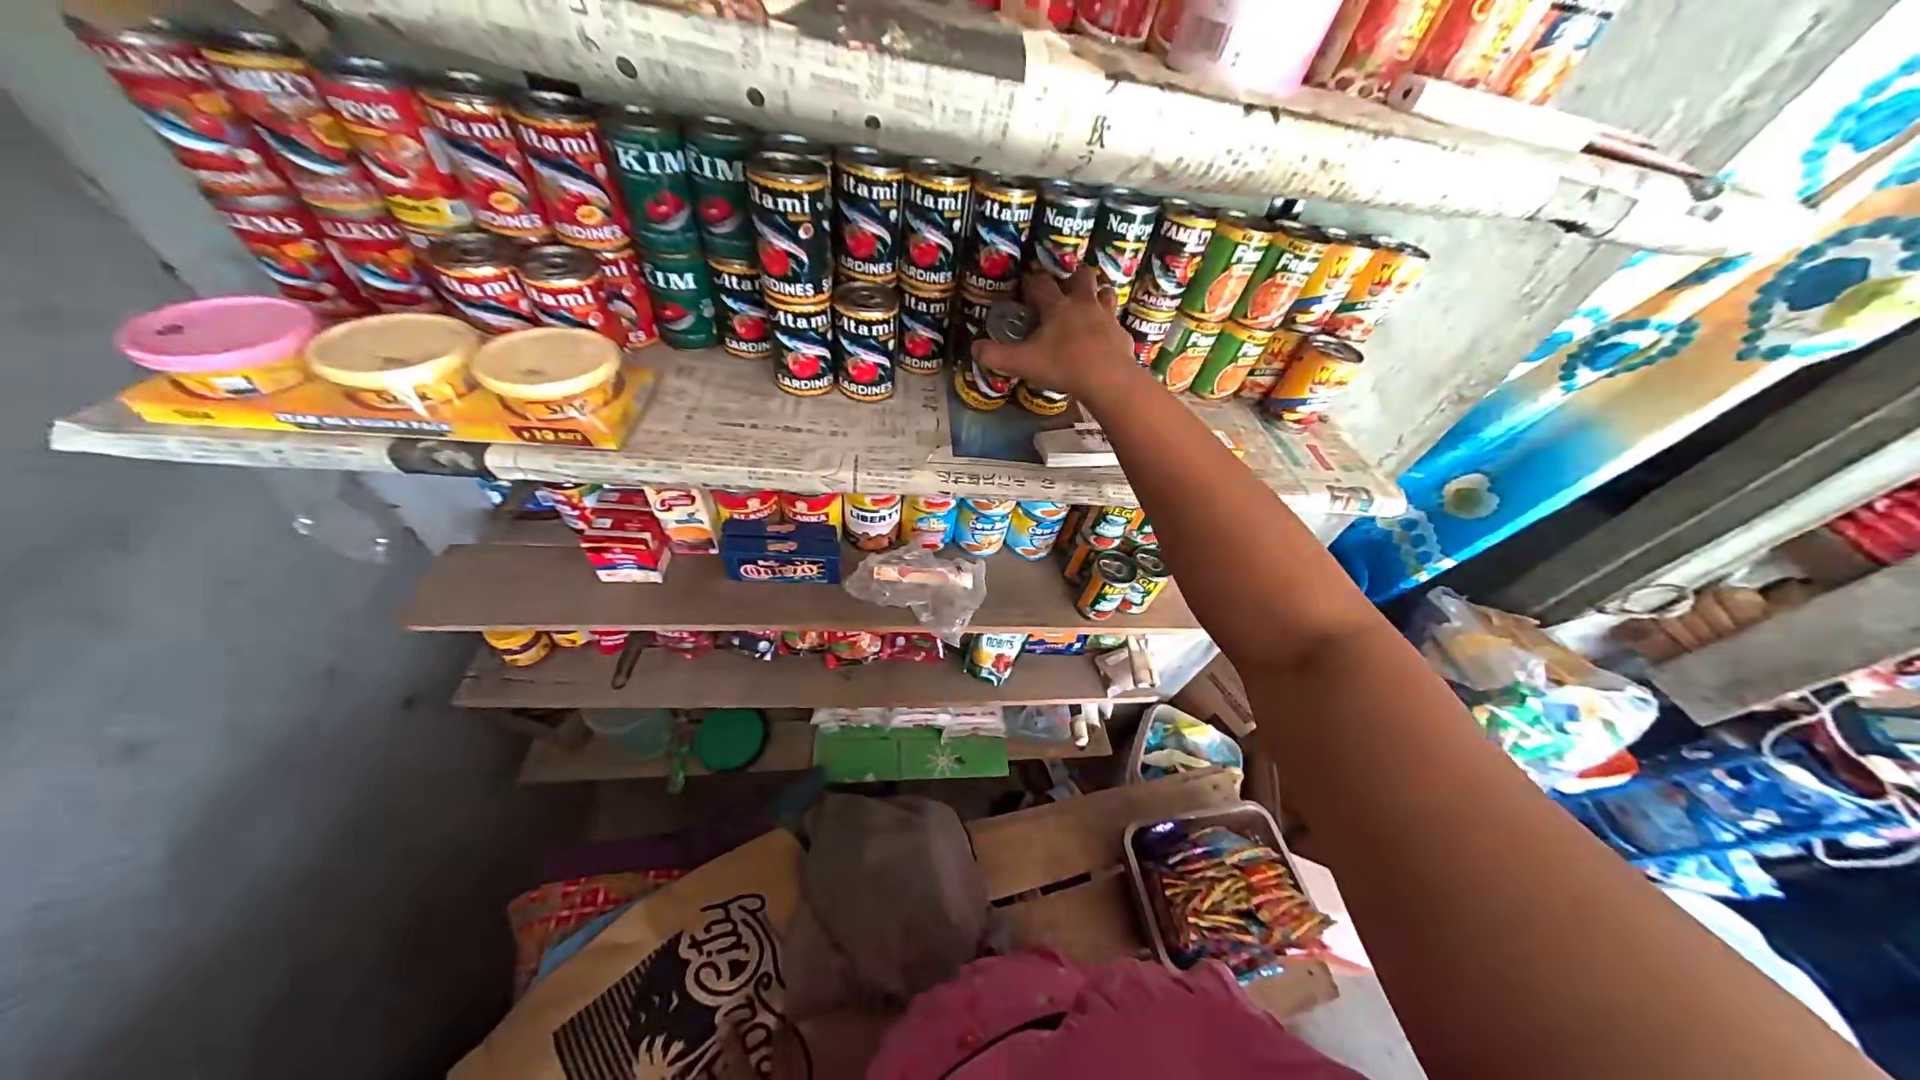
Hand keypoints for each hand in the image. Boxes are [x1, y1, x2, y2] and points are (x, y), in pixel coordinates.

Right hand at [970, 267, 1142, 404]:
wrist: (1107, 379)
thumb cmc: (1063, 366)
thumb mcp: (1023, 363)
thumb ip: (997, 356)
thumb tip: (974, 348)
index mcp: (1058, 307)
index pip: (1041, 284)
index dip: (1032, 281)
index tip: (1027, 281)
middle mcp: (1084, 304)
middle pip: (1082, 276)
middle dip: (1074, 276)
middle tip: (1067, 285)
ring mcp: (1107, 317)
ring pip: (1106, 292)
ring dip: (1099, 294)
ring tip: (1091, 303)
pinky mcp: (1122, 335)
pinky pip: (1117, 324)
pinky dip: (1111, 328)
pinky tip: (1106, 338)